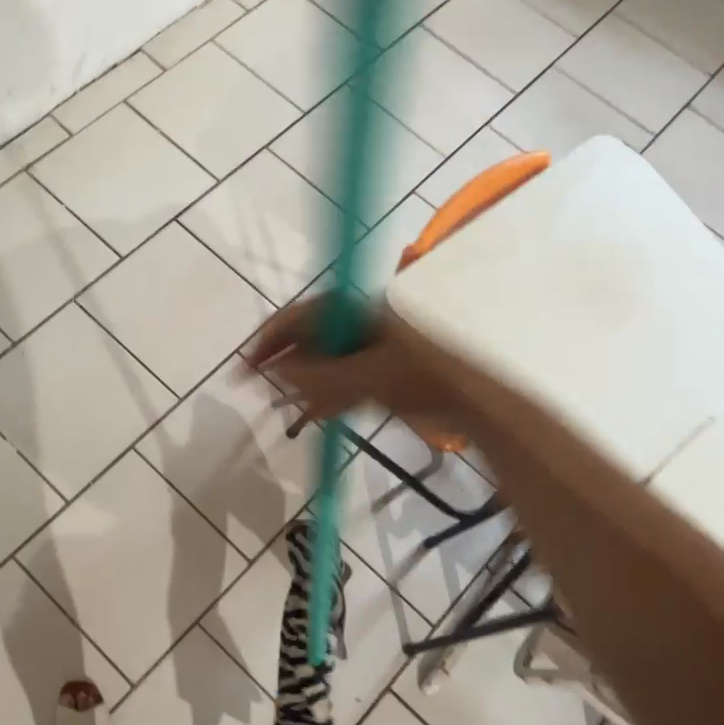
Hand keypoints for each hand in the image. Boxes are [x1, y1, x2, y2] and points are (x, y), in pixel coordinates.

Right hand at [243, 297, 453, 424]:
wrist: (475, 404)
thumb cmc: (423, 380)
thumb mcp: (365, 378)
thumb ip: (317, 376)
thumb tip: (277, 371)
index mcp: (361, 312)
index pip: (304, 314)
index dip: (272, 336)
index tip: (248, 363)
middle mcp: (365, 323)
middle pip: (312, 337)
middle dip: (285, 361)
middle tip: (257, 384)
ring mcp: (375, 348)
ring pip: (326, 361)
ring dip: (303, 382)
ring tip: (283, 403)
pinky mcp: (384, 371)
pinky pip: (343, 379)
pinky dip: (325, 394)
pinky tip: (314, 413)